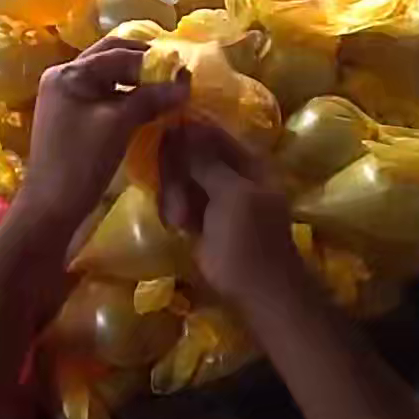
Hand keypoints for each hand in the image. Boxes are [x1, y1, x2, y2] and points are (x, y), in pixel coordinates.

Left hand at [18, 37, 187, 223]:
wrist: (51, 208)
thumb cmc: (81, 161)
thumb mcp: (118, 125)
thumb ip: (150, 98)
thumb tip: (185, 83)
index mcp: (69, 73)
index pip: (116, 53)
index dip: (152, 59)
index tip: (183, 68)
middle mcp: (64, 78)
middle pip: (110, 60)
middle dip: (143, 64)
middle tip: (175, 74)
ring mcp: (67, 99)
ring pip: (109, 79)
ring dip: (137, 82)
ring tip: (167, 90)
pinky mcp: (74, 118)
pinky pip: (105, 98)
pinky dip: (128, 98)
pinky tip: (149, 107)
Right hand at [156, 118, 299, 305]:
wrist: (258, 292)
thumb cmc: (249, 241)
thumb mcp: (231, 195)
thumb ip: (206, 161)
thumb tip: (184, 126)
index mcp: (248, 163)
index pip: (212, 133)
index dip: (187, 132)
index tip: (160, 135)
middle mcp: (231, 174)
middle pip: (192, 156)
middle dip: (178, 173)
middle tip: (177, 199)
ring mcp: (215, 198)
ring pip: (182, 179)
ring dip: (175, 196)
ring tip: (179, 220)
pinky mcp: (201, 220)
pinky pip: (179, 201)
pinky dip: (174, 209)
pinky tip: (177, 224)